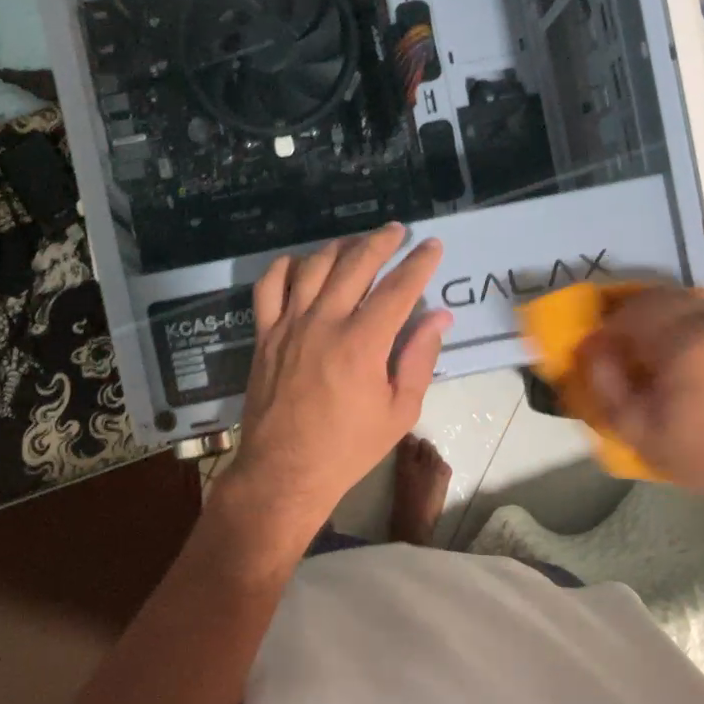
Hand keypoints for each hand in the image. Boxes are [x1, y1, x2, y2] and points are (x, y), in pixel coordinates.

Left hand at [222, 224, 449, 526]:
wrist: (285, 471)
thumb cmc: (348, 449)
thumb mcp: (399, 412)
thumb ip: (419, 358)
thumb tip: (438, 317)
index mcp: (363, 343)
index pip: (398, 288)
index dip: (419, 263)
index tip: (431, 246)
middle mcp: (324, 323)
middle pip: (355, 264)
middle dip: (380, 242)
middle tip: (396, 232)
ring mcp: (289, 326)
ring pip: (313, 267)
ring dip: (338, 247)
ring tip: (355, 243)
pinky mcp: (264, 336)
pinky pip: (269, 287)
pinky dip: (285, 267)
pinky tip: (300, 264)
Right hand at [575, 285, 703, 507]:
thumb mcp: (639, 434)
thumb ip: (608, 387)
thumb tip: (598, 351)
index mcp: (688, 342)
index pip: (636, 311)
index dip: (614, 327)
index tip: (607, 348)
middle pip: (672, 299)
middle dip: (646, 319)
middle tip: (639, 350)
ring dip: (685, 322)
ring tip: (681, 356)